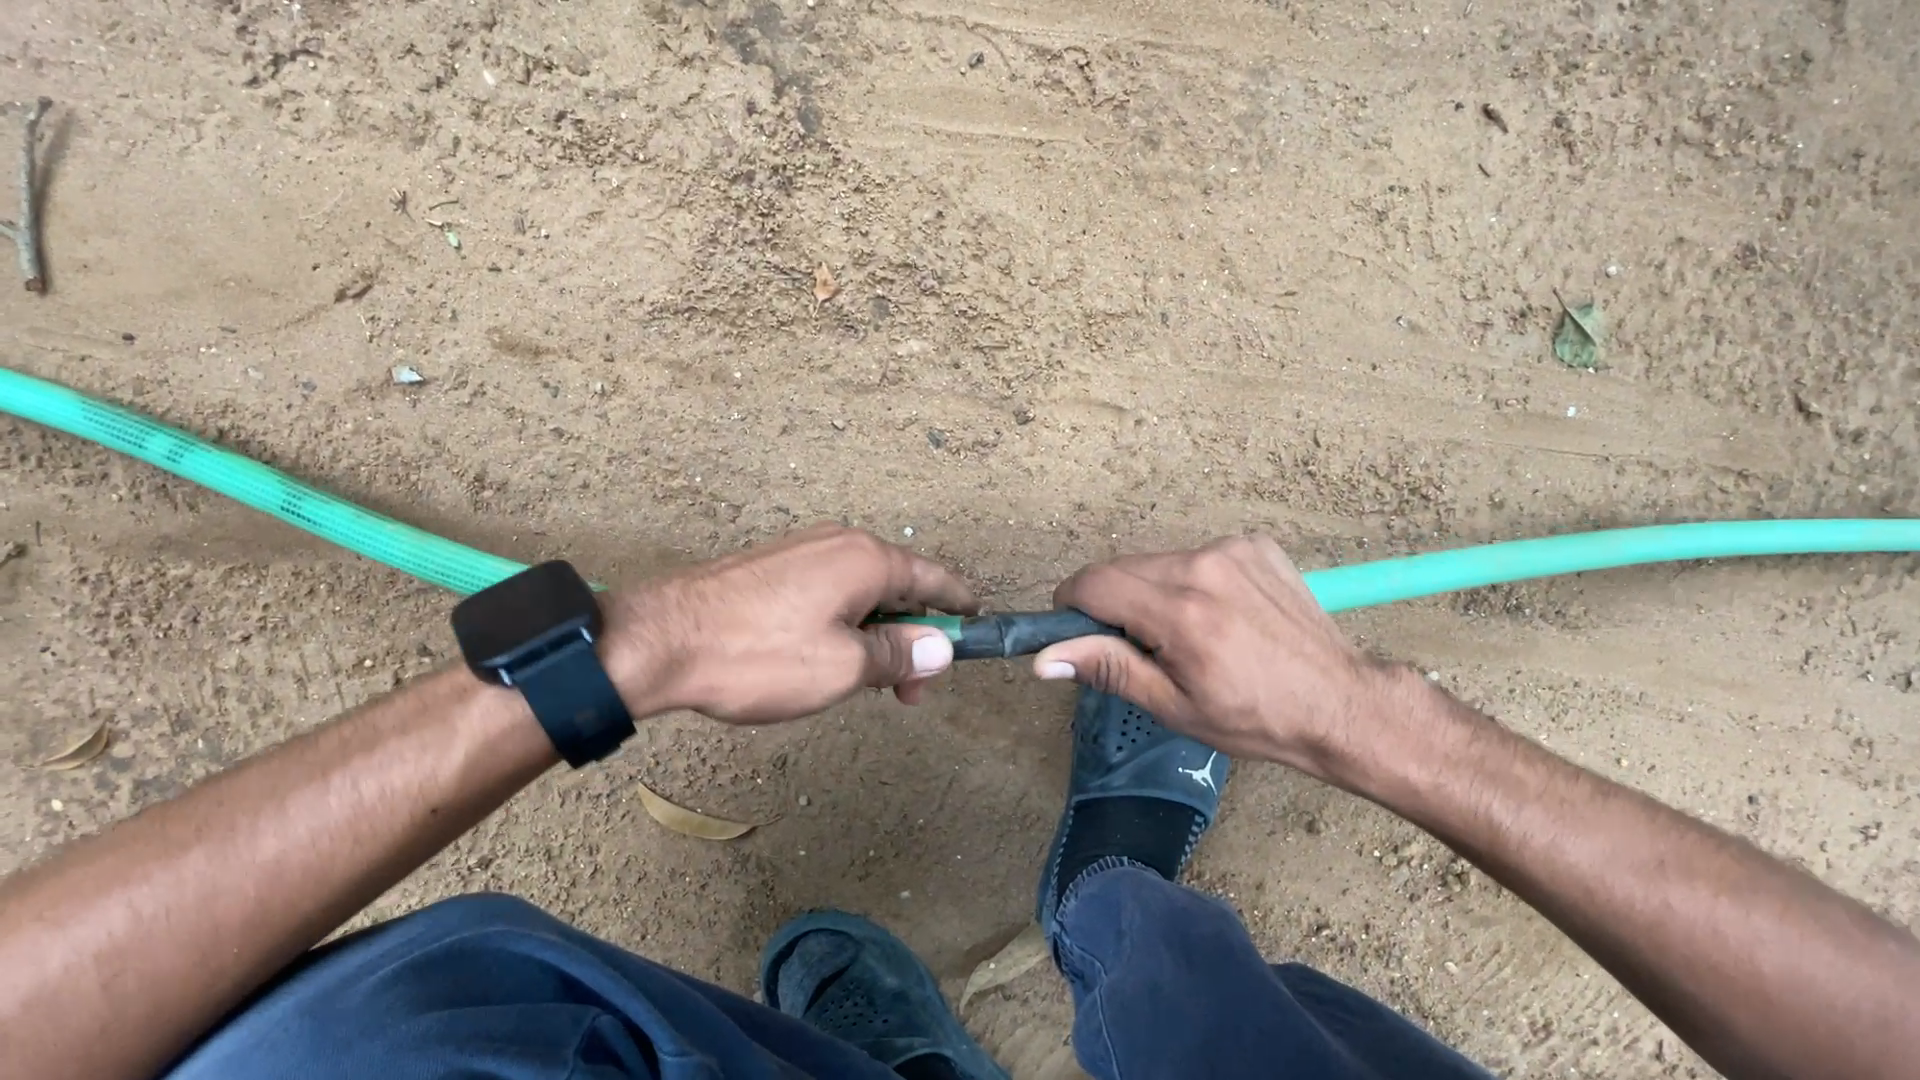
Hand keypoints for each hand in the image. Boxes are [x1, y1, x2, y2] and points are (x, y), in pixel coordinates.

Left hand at [604, 525, 978, 723]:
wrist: (660, 641)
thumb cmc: (758, 655)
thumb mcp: (843, 667)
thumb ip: (899, 655)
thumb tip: (939, 647)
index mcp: (867, 559)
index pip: (934, 578)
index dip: (959, 607)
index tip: (977, 629)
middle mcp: (839, 544)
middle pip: (899, 587)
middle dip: (913, 636)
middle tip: (910, 690)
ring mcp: (802, 552)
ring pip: (862, 593)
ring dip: (877, 636)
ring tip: (869, 684)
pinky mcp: (773, 568)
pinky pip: (829, 592)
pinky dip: (845, 624)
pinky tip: (831, 660)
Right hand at [1033, 536, 1409, 780]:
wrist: (1339, 702)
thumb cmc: (1253, 717)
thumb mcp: (1173, 706)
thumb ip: (1108, 668)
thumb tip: (1044, 657)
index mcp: (1181, 613)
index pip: (1093, 583)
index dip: (1071, 605)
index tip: (1075, 630)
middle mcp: (1203, 567)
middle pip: (1122, 569)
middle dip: (1115, 603)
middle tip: (1141, 646)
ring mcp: (1233, 550)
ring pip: (1157, 562)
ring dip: (1153, 591)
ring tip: (1187, 633)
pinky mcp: (1254, 544)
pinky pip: (1196, 556)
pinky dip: (1191, 581)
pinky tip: (1219, 614)